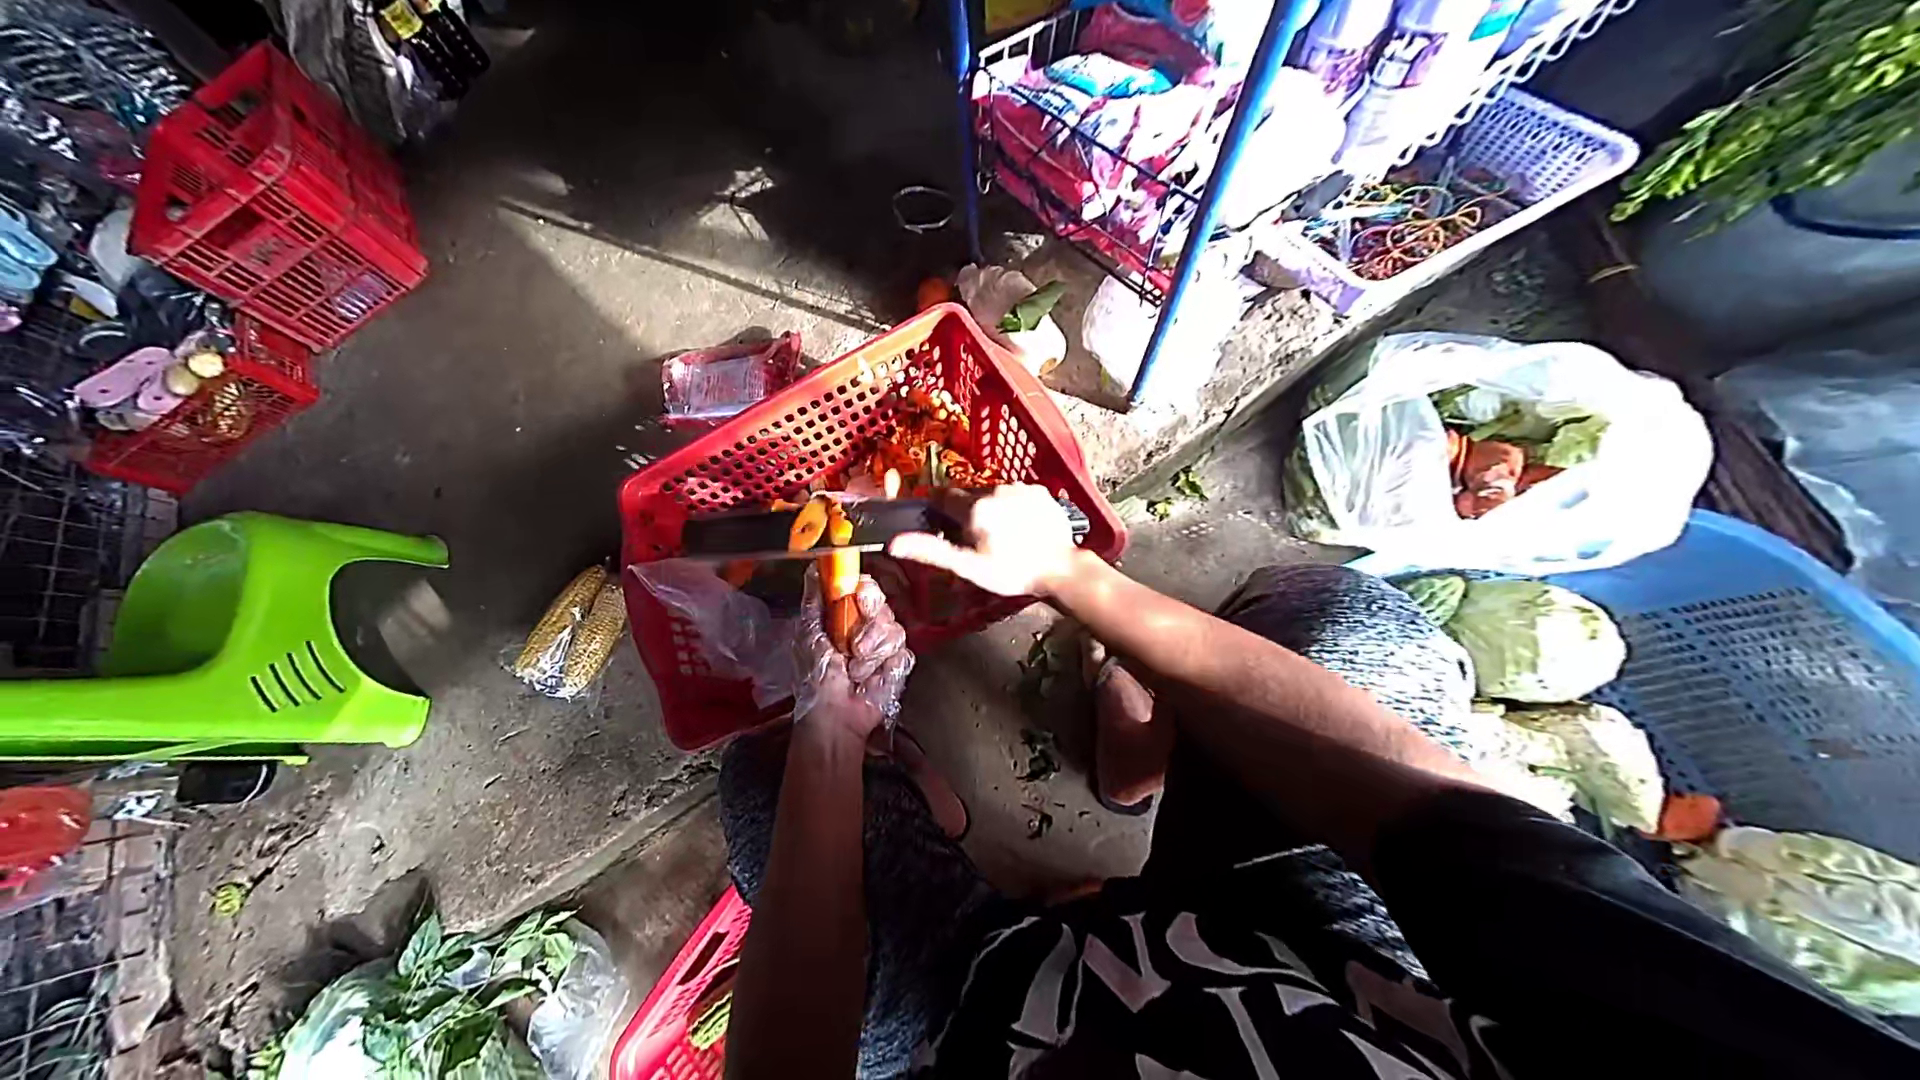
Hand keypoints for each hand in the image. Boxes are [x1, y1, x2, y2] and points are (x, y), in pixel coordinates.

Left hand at [794, 570, 913, 734]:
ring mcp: (886, 643)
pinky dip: (883, 663)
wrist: (834, 713)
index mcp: (846, 614)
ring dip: (871, 648)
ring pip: (893, 626)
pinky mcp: (900, 661)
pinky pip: (902, 650)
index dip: (865, 589)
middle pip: (882, 603)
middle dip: (869, 620)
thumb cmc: (816, 677)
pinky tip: (869, 675)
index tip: (859, 594)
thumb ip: (814, 600)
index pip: (865, 587)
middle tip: (855, 642)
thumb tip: (814, 567)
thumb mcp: (808, 633)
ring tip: (855, 666)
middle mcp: (868, 624)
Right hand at [888, 484, 1080, 597]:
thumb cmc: (1012, 572)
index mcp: (974, 507)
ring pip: (994, 493)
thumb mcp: (969, 567)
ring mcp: (1020, 487)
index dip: (942, 512)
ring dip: (993, 508)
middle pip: (970, 496)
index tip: (948, 527)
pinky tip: (1022, 528)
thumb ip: (932, 551)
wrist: (1060, 568)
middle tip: (979, 540)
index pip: (944, 497)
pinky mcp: (1040, 491)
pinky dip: (1014, 506)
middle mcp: (995, 489)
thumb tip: (895, 543)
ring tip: (1005, 536)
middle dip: (969, 513)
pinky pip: (1017, 493)